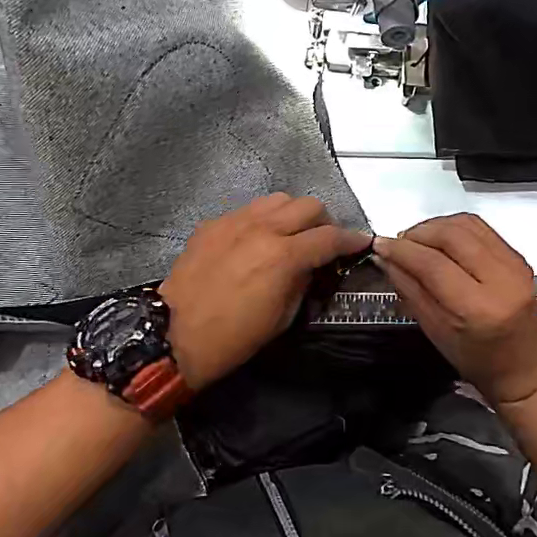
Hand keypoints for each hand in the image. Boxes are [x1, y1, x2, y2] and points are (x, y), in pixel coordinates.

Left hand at [159, 193, 370, 388]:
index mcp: (283, 255)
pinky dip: (260, 220)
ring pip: (277, 199)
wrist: (176, 332)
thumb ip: (302, 282)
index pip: (329, 237)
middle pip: (307, 205)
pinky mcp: (212, 223)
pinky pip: (247, 210)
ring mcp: (234, 221)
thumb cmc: (234, 337)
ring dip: (291, 214)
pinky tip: (254, 240)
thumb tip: (311, 265)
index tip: (360, 243)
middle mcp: (262, 228)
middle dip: (323, 221)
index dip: (351, 240)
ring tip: (290, 234)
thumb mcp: (282, 317)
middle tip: (322, 241)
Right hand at [372, 215, 536, 405]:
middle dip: (417, 233)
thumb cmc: (473, 357)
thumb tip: (384, 257)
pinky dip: (453, 227)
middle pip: (451, 236)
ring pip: (466, 225)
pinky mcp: (519, 258)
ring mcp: (515, 266)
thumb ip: (408, 288)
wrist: (520, 367)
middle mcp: (503, 281)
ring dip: (434, 226)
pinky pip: (480, 228)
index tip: (380, 245)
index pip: (433, 264)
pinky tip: (440, 239)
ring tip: (417, 240)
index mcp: (479, 309)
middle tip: (399, 243)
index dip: (401, 250)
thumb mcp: (432, 329)